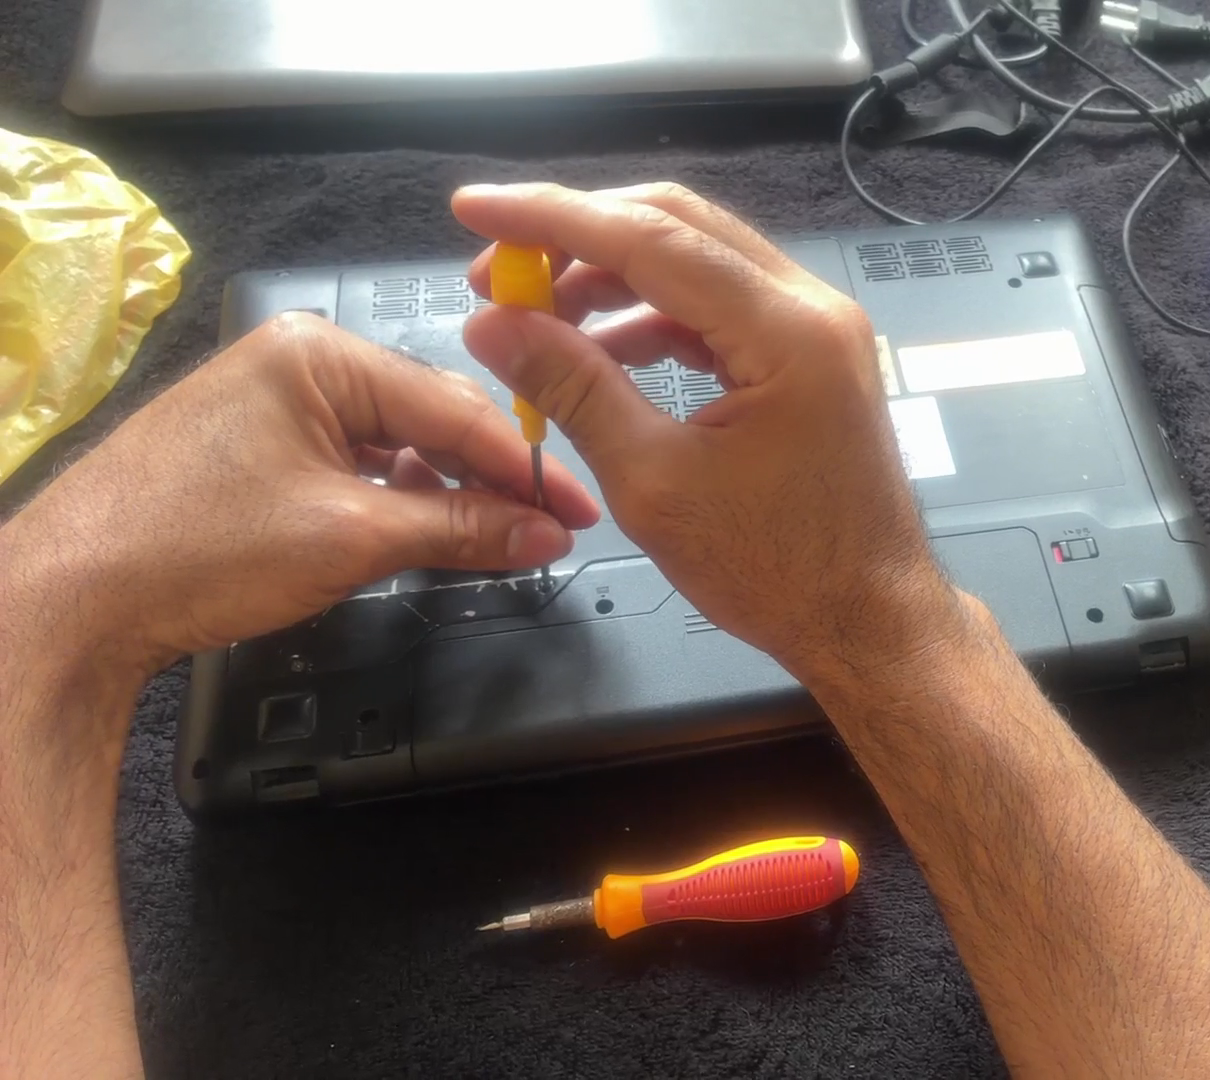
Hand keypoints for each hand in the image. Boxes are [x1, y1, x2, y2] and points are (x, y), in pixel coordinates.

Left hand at [0, 314, 598, 673]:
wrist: (59, 607)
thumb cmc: (197, 552)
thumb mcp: (357, 536)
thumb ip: (468, 528)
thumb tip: (553, 536)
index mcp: (322, 358)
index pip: (459, 411)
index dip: (528, 468)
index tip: (581, 511)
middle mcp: (309, 363)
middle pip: (440, 418)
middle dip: (496, 476)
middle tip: (549, 526)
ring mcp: (291, 400)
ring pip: (413, 441)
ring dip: (459, 488)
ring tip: (502, 531)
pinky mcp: (280, 440)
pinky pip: (375, 458)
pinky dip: (416, 493)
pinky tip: (439, 522)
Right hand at [456, 182, 965, 684]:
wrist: (867, 616)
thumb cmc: (780, 571)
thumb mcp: (657, 483)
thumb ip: (574, 389)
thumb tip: (496, 323)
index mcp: (790, 334)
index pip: (654, 238)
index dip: (552, 218)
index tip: (475, 209)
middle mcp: (819, 315)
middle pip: (686, 232)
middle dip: (586, 240)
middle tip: (505, 273)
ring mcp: (826, 338)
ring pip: (708, 270)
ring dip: (623, 284)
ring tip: (546, 319)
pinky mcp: (819, 366)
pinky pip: (732, 318)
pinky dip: (668, 323)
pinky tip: (613, 352)